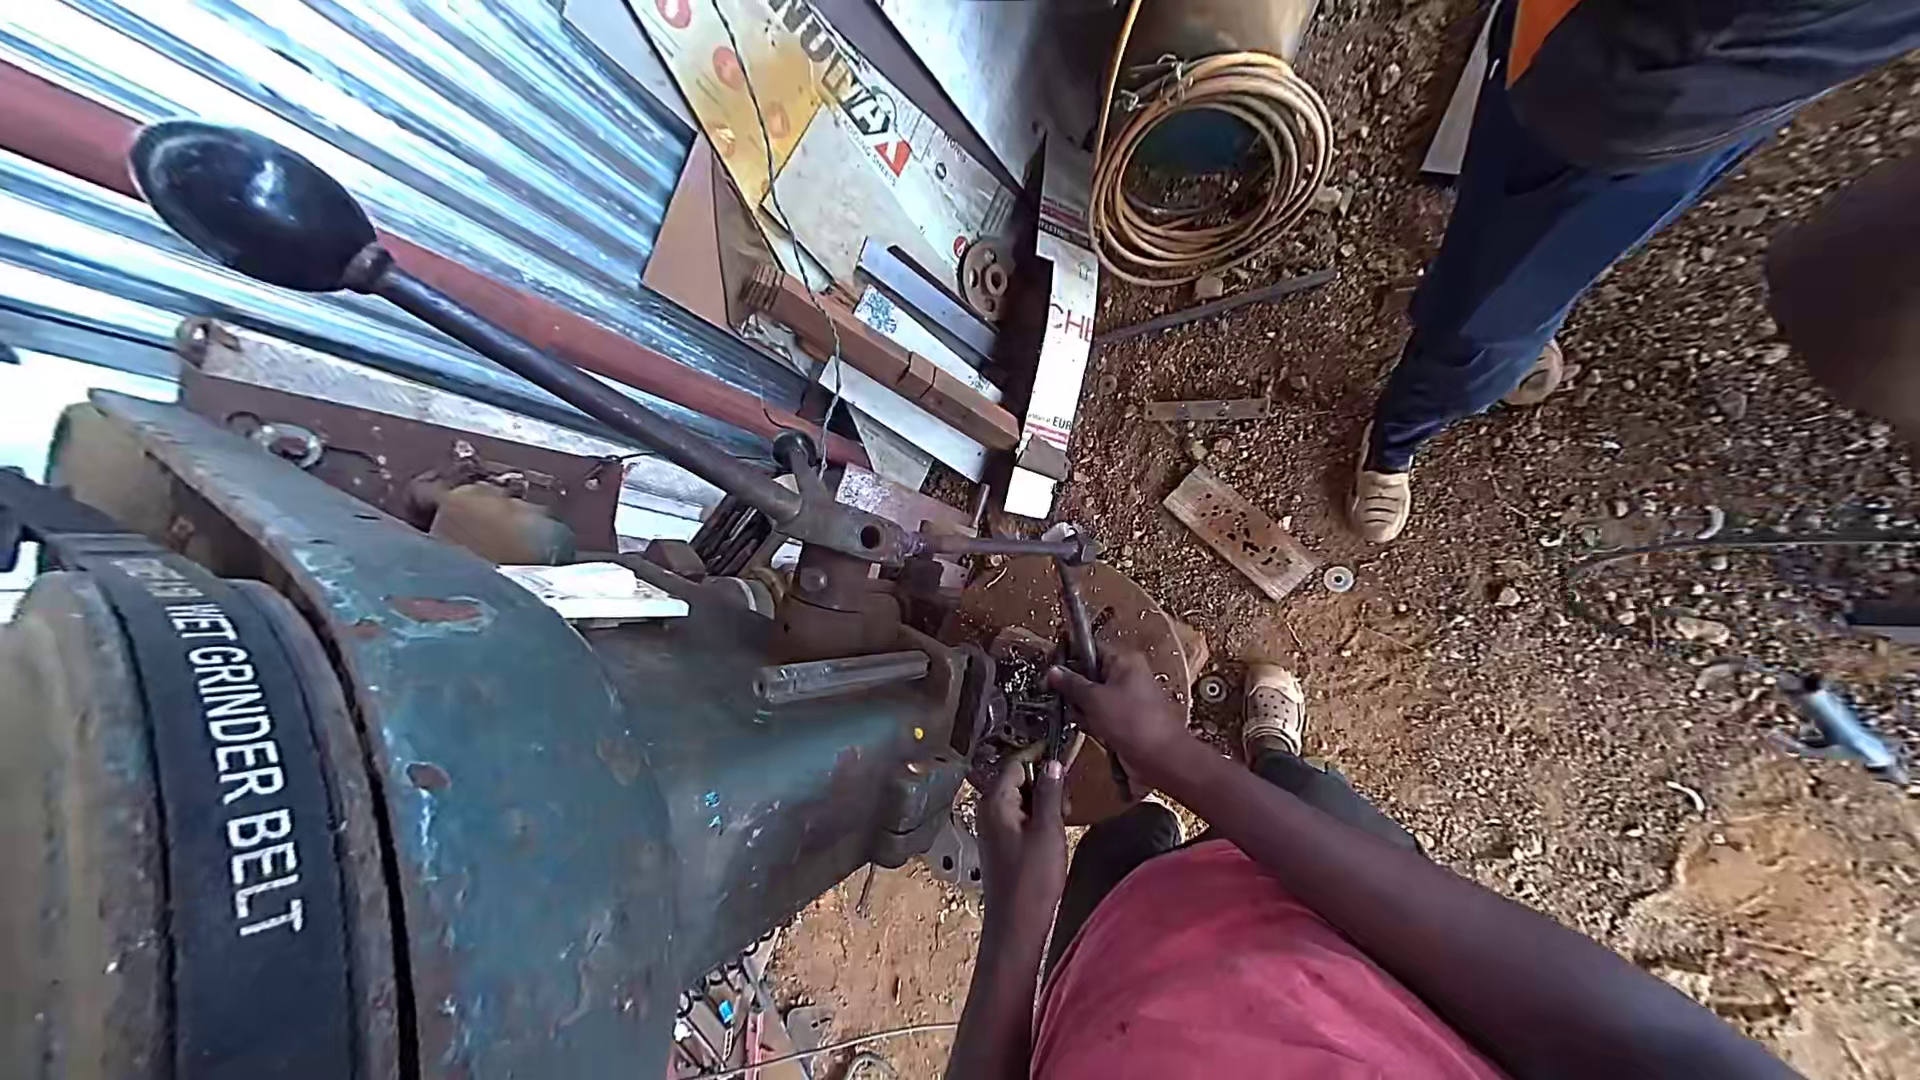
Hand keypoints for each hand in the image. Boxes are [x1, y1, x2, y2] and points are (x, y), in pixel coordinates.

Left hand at [977, 746, 1066, 919]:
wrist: (1017, 927)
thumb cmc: (1032, 880)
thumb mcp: (1048, 830)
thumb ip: (1050, 792)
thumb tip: (1053, 762)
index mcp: (995, 801)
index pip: (1016, 763)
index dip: (1040, 762)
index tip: (1064, 769)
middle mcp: (988, 808)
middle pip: (1019, 779)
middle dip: (1044, 787)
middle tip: (1065, 808)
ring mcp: (992, 826)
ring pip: (1021, 799)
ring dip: (1043, 805)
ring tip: (1060, 825)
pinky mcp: (1000, 842)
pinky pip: (1019, 817)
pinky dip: (1036, 820)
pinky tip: (1050, 837)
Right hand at [1048, 650, 1194, 784]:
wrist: (1162, 760)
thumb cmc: (1131, 721)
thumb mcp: (1095, 699)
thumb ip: (1071, 684)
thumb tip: (1052, 671)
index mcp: (1123, 660)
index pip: (1089, 648)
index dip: (1067, 656)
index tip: (1050, 670)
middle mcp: (1125, 674)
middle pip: (1088, 673)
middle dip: (1074, 689)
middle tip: (1063, 699)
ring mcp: (1126, 698)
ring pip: (1091, 696)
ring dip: (1083, 709)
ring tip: (1084, 719)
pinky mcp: (1125, 719)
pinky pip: (1100, 714)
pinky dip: (1093, 722)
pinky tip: (1093, 731)